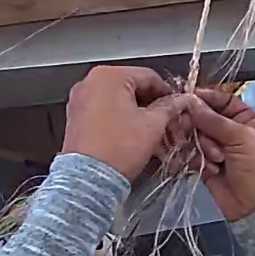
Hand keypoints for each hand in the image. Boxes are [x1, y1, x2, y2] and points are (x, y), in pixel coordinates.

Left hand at [61, 66, 186, 181]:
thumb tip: (179, 101)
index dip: (168, 91)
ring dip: (136, 110)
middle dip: (151, 102)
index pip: (149, 76)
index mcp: (109, 76)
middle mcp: (90, 82)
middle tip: (167, 118)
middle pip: (131, 85)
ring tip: (151, 128)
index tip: (178, 105)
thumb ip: (169, 106)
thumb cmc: (118, 149)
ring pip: (117, 98)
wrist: (89, 179)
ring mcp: (79, 99)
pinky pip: (104, 109)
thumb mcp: (153, 125)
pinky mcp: (75, 116)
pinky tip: (132, 132)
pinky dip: (120, 116)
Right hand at [184, 88, 254, 220]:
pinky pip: (193, 155)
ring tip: (216, 159)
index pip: (224, 101)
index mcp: (249, 121)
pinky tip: (208, 168)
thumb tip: (193, 103)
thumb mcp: (242, 137)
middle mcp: (234, 133)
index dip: (207, 98)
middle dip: (201, 126)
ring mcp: (220, 150)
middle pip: (206, 119)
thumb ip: (215, 120)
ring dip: (203, 147)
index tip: (190, 97)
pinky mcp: (208, 166)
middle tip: (196, 130)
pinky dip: (197, 160)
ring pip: (197, 137)